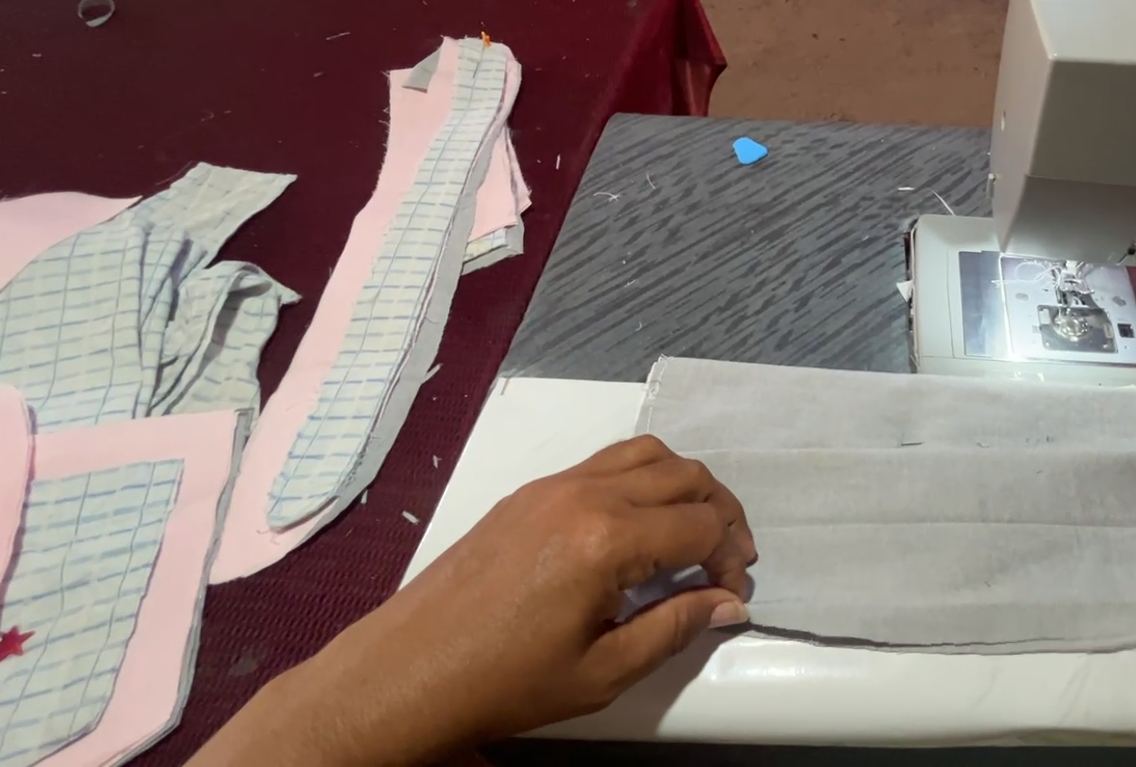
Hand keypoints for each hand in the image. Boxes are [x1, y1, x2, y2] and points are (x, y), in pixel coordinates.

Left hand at [190, 436, 755, 766]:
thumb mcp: (601, 673)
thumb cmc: (503, 682)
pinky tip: (643, 515)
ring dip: (687, 483)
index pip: (700, 528)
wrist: (403, 673)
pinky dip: (647, 474)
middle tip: (732, 554)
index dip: (729, 558)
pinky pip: (611, 458)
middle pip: (686, 477)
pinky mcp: (536, 486)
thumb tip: (730, 603)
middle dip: (723, 511)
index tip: (732, 593)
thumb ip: (675, 627)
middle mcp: (590, 493)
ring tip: (698, 523)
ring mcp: (559, 482)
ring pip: (651, 453)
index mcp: (608, 540)